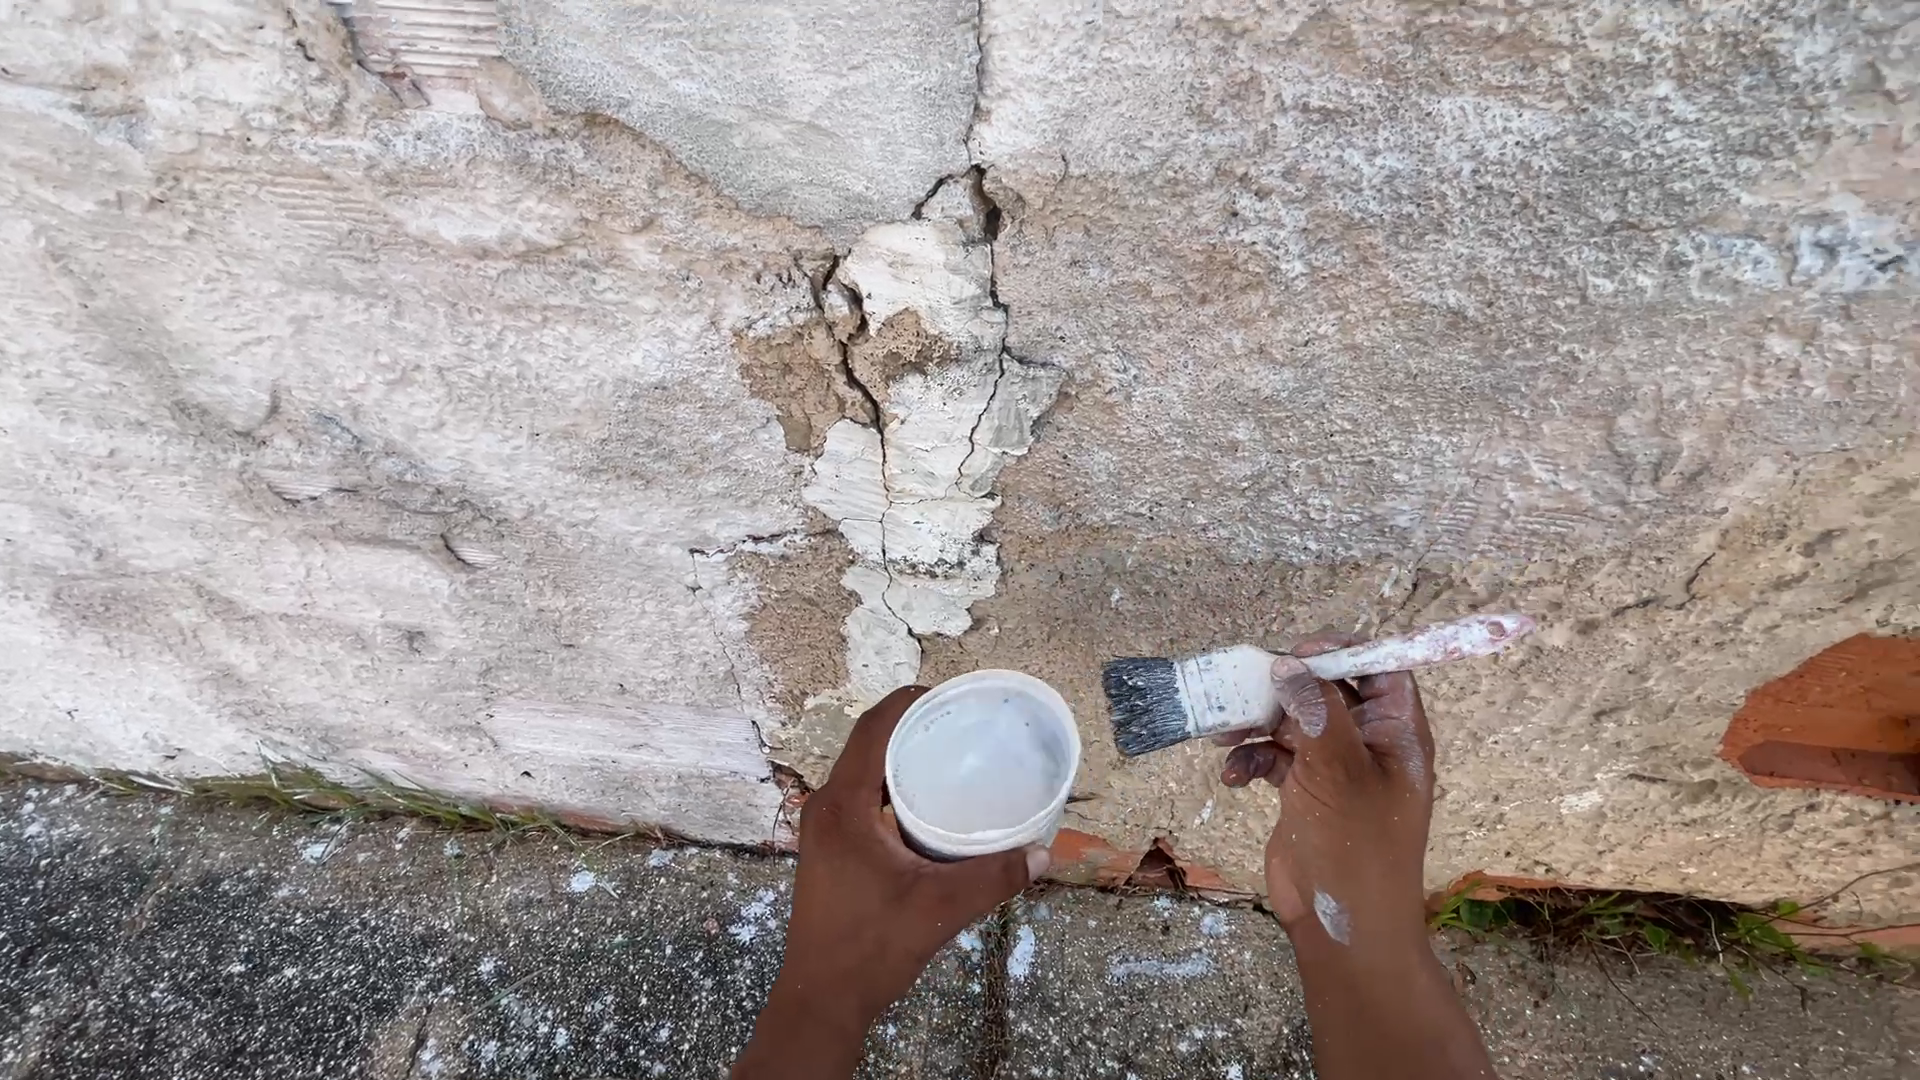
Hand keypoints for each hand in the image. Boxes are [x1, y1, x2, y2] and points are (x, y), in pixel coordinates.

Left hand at [733, 686, 1049, 1079]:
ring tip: (947, 749)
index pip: (872, 729)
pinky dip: (890, 781)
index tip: (947, 693)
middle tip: (958, 720)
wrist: (820, 999)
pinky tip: (924, 796)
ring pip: (862, 768)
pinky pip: (860, 792)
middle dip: (909, 723)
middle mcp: (827, 805)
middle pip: (867, 742)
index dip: (907, 701)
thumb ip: (993, 878)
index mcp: (843, 804)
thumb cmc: (871, 947)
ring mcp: (824, 826)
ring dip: (898, 753)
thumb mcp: (939, 908)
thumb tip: (1043, 853)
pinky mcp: (829, 844)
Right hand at [1216, 633, 1494, 1079]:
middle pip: (1327, 691)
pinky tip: (1232, 777)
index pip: (1382, 671)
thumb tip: (1290, 663)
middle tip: (1249, 686)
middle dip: (1284, 688)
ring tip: (1225, 732)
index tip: (1299, 651)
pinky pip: (1274, 757)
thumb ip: (1317, 711)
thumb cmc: (1354, 846)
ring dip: (1257, 723)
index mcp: (1395, 736)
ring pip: (1293, 722)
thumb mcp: (1338, 771)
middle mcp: (1367, 745)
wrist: (1340, 925)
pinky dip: (1250, 760)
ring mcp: (1333, 768)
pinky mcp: (1303, 789)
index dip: (1345, 653)